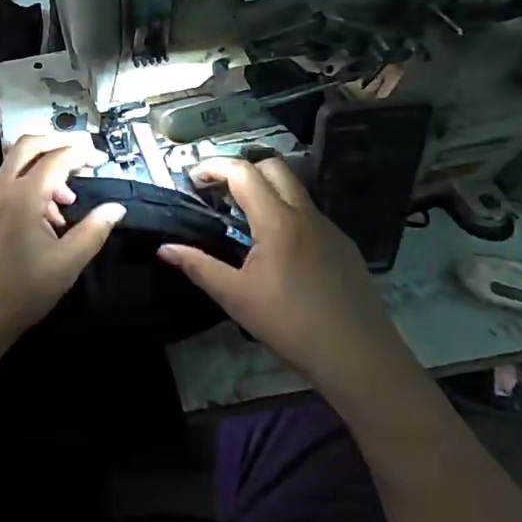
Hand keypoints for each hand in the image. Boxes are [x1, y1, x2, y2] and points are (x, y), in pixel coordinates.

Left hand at [0, 134, 124, 366]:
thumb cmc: (22, 291)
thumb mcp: (68, 263)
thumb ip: (95, 229)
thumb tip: (116, 208)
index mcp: (23, 196)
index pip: (57, 158)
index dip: (83, 154)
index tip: (103, 160)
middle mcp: (1, 188)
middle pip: (29, 145)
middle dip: (58, 143)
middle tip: (83, 158)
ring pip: (15, 161)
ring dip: (43, 165)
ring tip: (68, 197)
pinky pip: (7, 180)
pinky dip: (29, 181)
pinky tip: (46, 213)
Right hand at [157, 158, 417, 402]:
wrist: (358, 354)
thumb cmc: (291, 324)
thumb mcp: (236, 297)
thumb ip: (198, 266)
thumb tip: (164, 249)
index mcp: (277, 220)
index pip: (243, 172)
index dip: (214, 167)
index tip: (193, 177)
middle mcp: (306, 213)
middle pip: (273, 167)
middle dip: (243, 169)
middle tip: (219, 192)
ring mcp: (329, 227)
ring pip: (295, 189)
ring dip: (267, 190)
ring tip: (244, 219)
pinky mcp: (343, 244)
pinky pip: (310, 214)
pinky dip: (287, 213)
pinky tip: (279, 249)